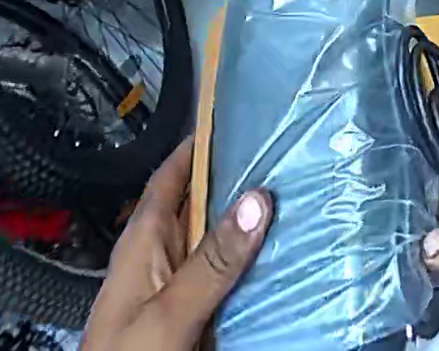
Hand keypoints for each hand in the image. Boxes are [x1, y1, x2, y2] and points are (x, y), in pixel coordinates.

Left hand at [81, 140, 271, 350]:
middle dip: (236, 184)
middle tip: (284, 159)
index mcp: (145, 235)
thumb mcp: (170, 309)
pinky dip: (249, 269)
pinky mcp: (192, 319)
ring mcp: (176, 287)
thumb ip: (212, 258)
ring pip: (216, 244)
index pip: (173, 173)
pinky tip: (282, 264)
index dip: (199, 144)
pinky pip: (225, 282)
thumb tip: (258, 197)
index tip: (236, 119)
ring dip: (246, 227)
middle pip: (200, 206)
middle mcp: (161, 252)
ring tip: (293, 202)